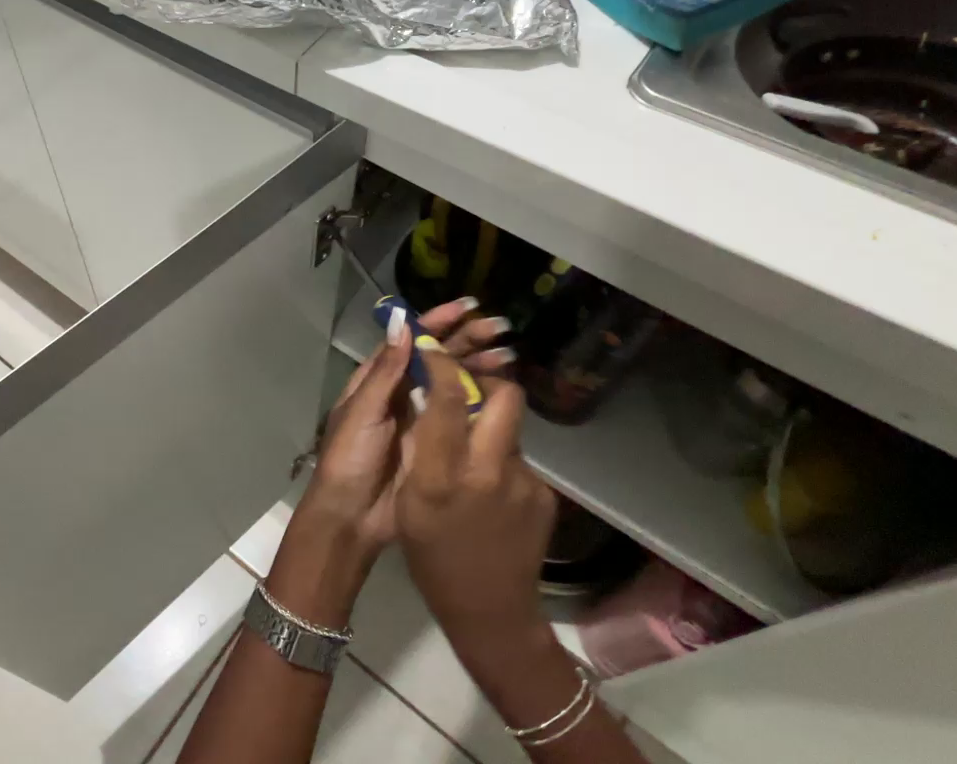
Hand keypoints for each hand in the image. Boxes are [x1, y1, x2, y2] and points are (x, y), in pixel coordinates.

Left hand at [270, 299, 514, 624]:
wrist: (352, 517)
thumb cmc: (349, 459)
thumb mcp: (362, 412)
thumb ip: (385, 372)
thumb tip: (402, 324)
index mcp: (377, 380)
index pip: (409, 341)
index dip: (436, 323)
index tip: (467, 308)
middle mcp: (400, 393)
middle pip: (435, 358)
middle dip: (466, 340)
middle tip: (500, 330)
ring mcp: (420, 418)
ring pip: (452, 382)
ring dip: (477, 366)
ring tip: (507, 355)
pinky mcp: (437, 443)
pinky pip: (461, 414)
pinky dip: (480, 400)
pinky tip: (503, 390)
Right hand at [395, 345, 557, 682]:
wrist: (491, 611)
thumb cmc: (433, 557)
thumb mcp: (411, 501)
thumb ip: (420, 449)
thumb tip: (424, 399)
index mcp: (442, 474)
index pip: (444, 397)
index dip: (438, 362)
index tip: (430, 345)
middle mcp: (488, 470)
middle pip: (503, 396)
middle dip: (487, 381)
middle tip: (469, 390)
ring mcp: (524, 482)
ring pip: (511, 427)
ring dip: (491, 424)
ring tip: (473, 450)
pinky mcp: (545, 495)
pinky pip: (518, 458)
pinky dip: (501, 459)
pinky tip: (491, 488)